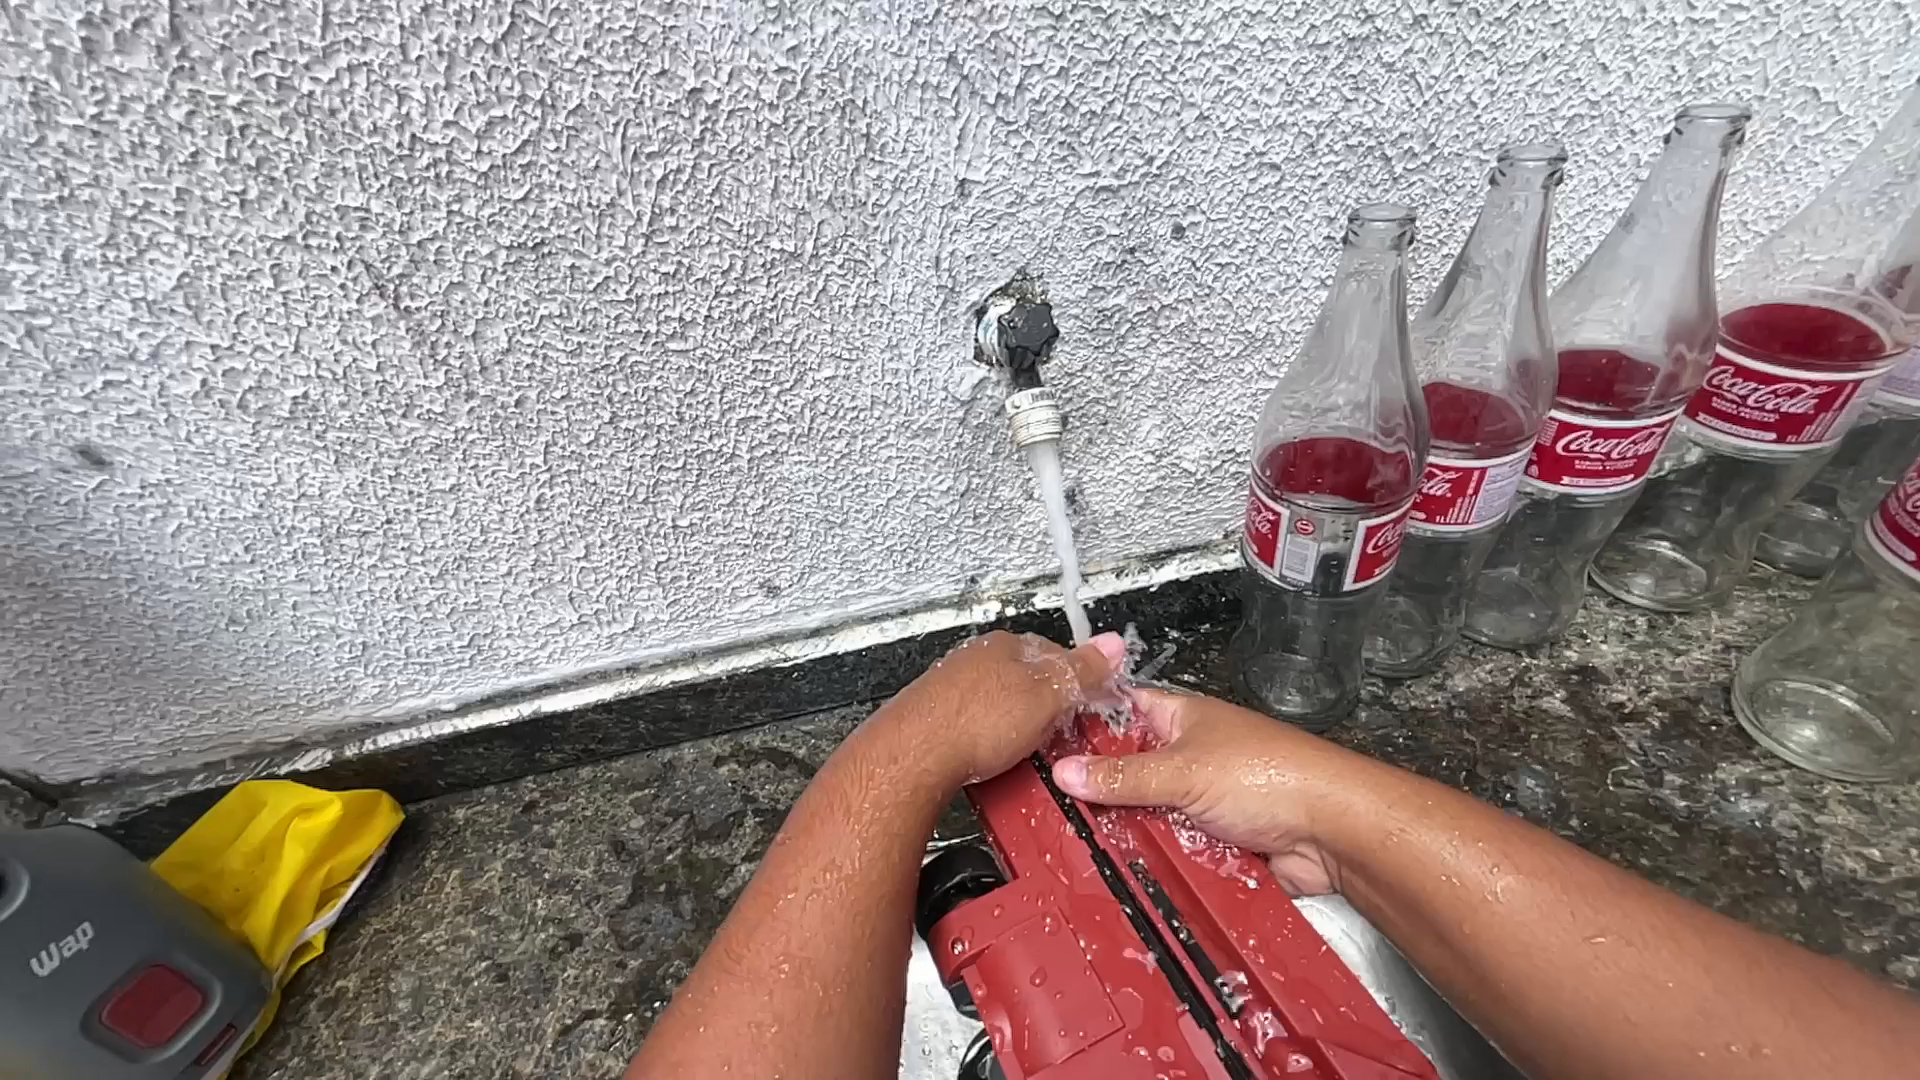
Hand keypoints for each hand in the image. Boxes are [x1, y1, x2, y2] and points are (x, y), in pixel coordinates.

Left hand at [874, 630, 1126, 789]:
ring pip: (998, 704)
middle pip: (1025, 679)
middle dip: (1043, 707)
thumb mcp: (1045, 695)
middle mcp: (975, 660)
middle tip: (1055, 733)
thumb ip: (1081, 670)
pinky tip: (989, 757)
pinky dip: (987, 741)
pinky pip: (974, 727)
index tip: (1086, 701)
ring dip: (1014, 726)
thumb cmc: (970, 722)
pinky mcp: (938, 719)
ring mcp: (952, 689)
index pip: (1054, 652)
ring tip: (1022, 750)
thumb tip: (1111, 645)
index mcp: (1004, 646)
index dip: (1075, 680)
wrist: (912, 757)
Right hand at [1051, 688, 1389, 895]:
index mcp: (1178, 716)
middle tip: (1058, 804)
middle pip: (1128, 766)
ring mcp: (1200, 794)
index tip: (1045, 743)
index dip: (1084, 723)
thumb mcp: (1181, 770)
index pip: (1118, 710)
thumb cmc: (1270, 775)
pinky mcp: (1214, 834)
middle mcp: (1187, 751)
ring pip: (1147, 809)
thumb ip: (1121, 775)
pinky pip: (1171, 842)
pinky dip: (1156, 852)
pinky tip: (1127, 863)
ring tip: (1084, 839)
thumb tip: (1066, 770)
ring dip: (1129, 825)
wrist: (1336, 833)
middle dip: (1101, 787)